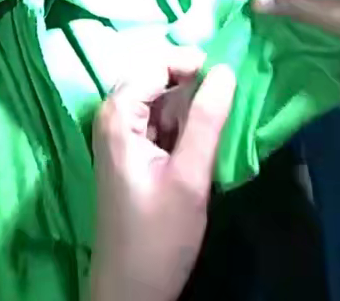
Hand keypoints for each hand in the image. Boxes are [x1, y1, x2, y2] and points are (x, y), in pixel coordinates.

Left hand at [89, 53, 235, 300]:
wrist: (130, 293)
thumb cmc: (158, 237)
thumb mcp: (190, 178)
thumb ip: (207, 120)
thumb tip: (226, 70)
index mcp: (118, 114)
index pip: (155, 62)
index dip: (190, 62)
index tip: (227, 74)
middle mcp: (112, 113)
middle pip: (154, 73)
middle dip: (189, 79)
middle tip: (224, 96)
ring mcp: (118, 130)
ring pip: (157, 93)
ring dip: (187, 100)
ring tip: (215, 119)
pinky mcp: (129, 147)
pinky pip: (156, 114)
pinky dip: (179, 118)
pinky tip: (198, 136)